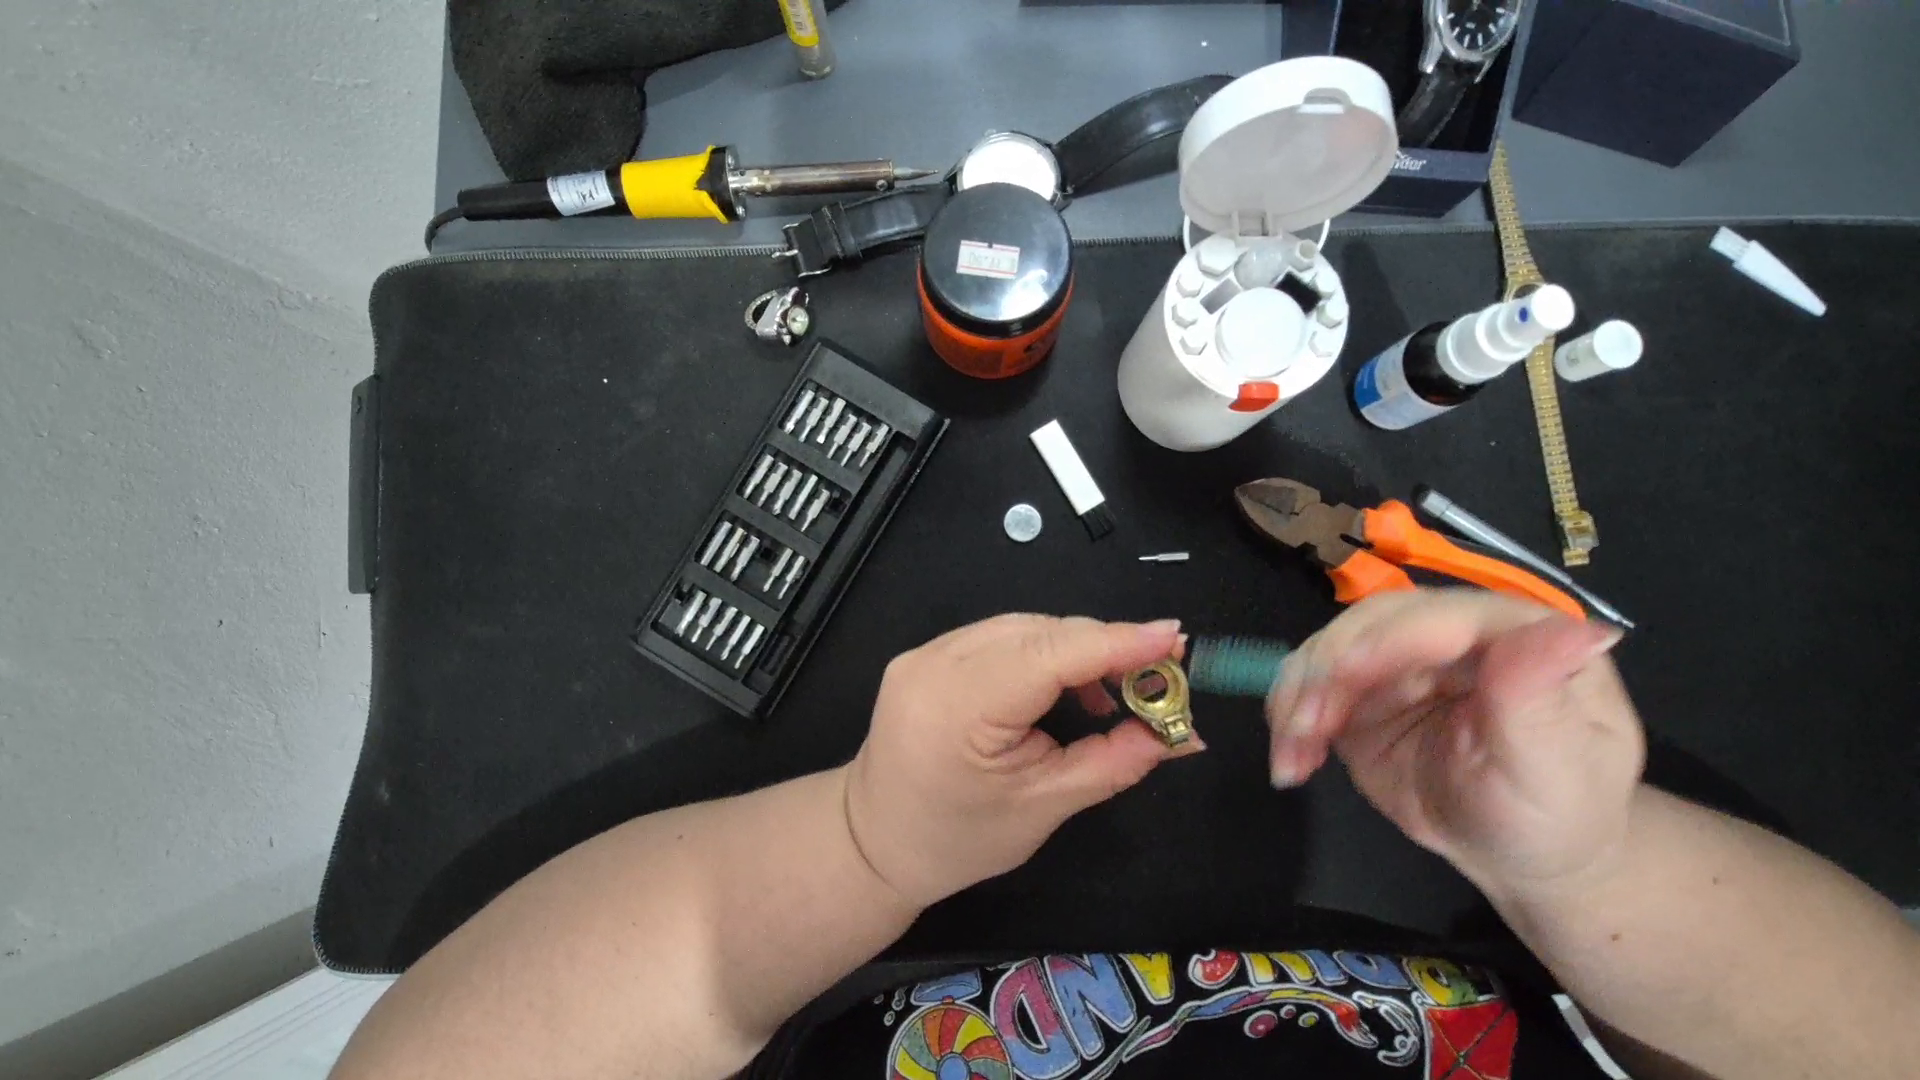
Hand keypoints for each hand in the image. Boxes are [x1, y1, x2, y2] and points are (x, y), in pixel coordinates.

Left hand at [845, 614, 1195, 906]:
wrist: (875, 839)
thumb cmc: (958, 840)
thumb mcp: (1044, 807)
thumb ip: (1115, 761)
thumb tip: (1186, 734)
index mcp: (957, 707)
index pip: (1048, 655)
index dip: (1115, 643)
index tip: (1174, 637)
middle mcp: (934, 663)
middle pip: (1038, 632)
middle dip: (1103, 646)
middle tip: (1160, 672)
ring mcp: (924, 652)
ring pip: (1022, 627)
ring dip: (1075, 648)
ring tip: (1114, 691)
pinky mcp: (926, 653)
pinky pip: (999, 636)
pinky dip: (1042, 652)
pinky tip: (1066, 684)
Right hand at [1266, 589, 1642, 897]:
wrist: (1515, 849)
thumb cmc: (1555, 811)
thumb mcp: (1555, 766)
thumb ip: (1539, 698)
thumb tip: (1576, 629)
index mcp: (1509, 633)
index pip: (1442, 617)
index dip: (1389, 639)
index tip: (1346, 673)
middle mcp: (1445, 633)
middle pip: (1368, 624)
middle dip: (1327, 670)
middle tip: (1303, 725)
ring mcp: (1395, 660)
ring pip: (1326, 652)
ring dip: (1297, 697)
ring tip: (1291, 755)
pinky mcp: (1356, 692)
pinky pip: (1308, 687)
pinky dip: (1288, 718)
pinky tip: (1290, 760)